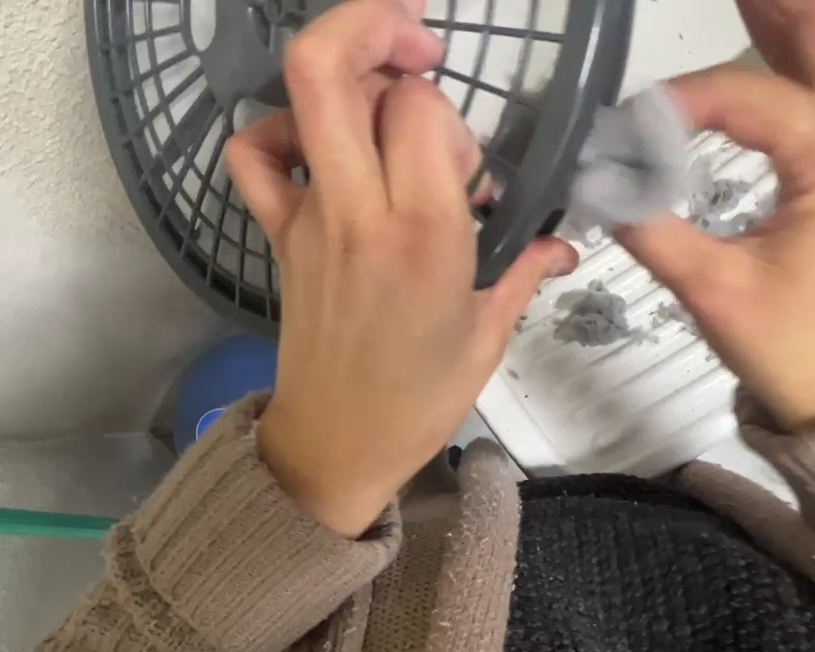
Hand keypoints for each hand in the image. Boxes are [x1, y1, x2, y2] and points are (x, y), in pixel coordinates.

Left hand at [226, 0, 577, 536]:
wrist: (337, 447)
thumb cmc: (418, 402)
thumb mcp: (486, 339)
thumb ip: (526, 274)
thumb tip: (561, 245)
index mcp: (424, 237)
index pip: (420, 109)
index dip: (448, 113)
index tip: (466, 168)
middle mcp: (358, 213)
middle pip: (330, 68)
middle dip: (377, 27)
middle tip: (420, 50)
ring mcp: (309, 220)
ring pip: (299, 100)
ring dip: (342, 74)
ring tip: (379, 102)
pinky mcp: (280, 237)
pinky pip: (253, 157)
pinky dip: (274, 132)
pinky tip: (314, 150)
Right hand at [619, 0, 814, 428]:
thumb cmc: (790, 344)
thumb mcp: (712, 290)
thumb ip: (652, 229)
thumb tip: (596, 184)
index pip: (745, 95)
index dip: (675, 100)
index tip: (621, 126)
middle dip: (771, 1)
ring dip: (785, 13)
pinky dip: (792, 50)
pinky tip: (760, 32)